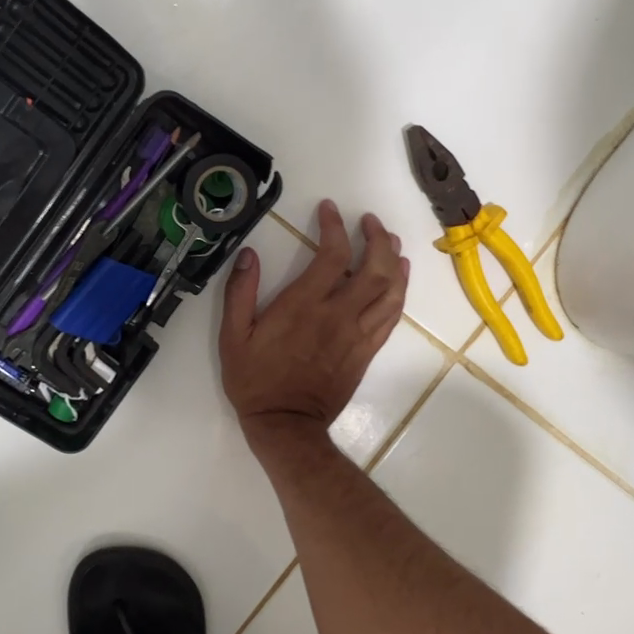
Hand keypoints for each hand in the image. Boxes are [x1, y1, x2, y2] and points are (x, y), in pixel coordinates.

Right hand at [219, 200, 408, 430]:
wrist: (286, 425)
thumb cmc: (255, 380)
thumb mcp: (232, 336)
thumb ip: (239, 292)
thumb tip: (248, 255)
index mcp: (304, 305)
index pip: (332, 254)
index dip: (335, 226)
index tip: (329, 209)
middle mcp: (338, 314)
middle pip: (373, 267)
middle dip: (376, 238)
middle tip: (370, 221)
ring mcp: (357, 333)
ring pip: (390, 289)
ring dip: (394, 260)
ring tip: (389, 241)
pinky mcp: (367, 351)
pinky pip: (392, 315)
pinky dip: (400, 290)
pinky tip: (400, 275)